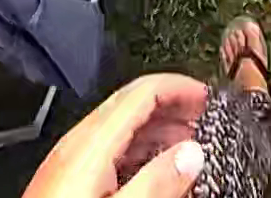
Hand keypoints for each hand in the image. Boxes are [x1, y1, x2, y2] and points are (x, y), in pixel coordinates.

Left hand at [23, 74, 208, 197]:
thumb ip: (157, 184)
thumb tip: (191, 154)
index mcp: (91, 142)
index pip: (140, 92)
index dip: (176, 87)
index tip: (204, 96)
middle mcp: (78, 143)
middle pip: (130, 104)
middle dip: (170, 106)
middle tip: (203, 117)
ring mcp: (70, 161)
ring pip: (120, 127)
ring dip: (156, 129)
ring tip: (187, 146)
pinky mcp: (66, 181)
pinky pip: (109, 149)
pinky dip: (138, 150)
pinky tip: (153, 172)